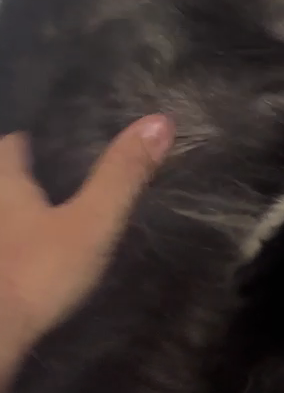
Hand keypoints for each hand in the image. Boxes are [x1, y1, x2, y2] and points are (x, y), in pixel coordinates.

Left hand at [0, 115, 172, 392]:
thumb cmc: (35, 272)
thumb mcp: (92, 221)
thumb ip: (122, 174)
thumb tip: (159, 119)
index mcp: (6, 195)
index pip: (8, 153)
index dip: (23, 140)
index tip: (36, 133)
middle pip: (3, 185)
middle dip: (20, 176)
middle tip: (47, 167)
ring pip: (9, 216)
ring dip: (24, 211)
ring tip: (43, 208)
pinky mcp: (4, 273)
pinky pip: (14, 245)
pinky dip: (24, 239)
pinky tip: (35, 247)